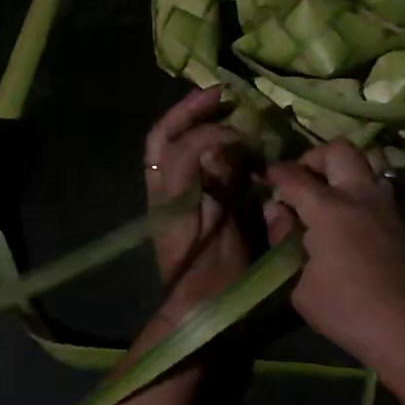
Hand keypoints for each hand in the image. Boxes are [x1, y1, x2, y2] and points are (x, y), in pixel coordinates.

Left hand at [145, 87, 249, 309]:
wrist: (194, 311)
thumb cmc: (214, 278)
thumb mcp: (224, 231)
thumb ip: (221, 186)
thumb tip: (227, 150)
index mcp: (171, 198)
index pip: (183, 147)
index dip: (214, 133)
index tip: (244, 134)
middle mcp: (160, 191)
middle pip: (161, 138)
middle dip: (188, 111)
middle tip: (220, 94)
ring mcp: (162, 198)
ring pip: (163, 147)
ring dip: (186, 122)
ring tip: (218, 106)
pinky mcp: (171, 206)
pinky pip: (175, 163)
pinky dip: (192, 143)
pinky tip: (217, 139)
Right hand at [264, 141, 404, 369]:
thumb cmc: (345, 310)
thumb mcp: (298, 283)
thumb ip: (285, 240)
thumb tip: (277, 211)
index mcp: (330, 209)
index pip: (294, 176)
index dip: (273, 173)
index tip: (261, 176)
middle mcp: (360, 195)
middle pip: (338, 150)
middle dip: (313, 158)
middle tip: (299, 180)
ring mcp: (386, 204)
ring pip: (367, 159)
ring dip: (343, 167)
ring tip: (327, 191)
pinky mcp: (400, 218)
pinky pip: (379, 183)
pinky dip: (360, 184)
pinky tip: (347, 212)